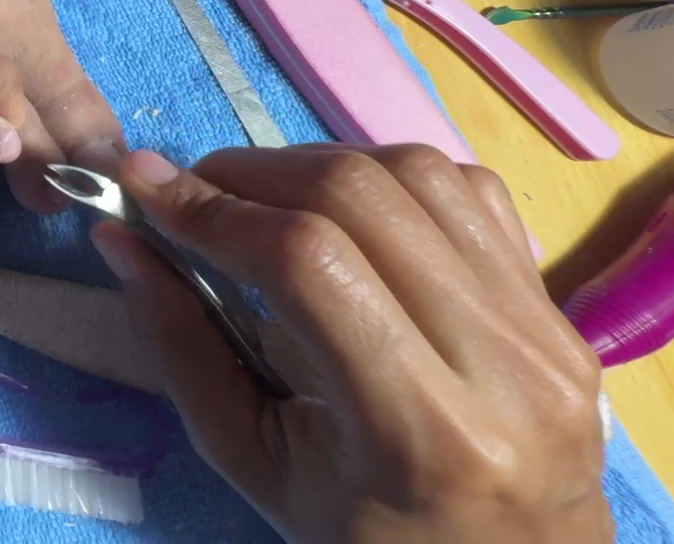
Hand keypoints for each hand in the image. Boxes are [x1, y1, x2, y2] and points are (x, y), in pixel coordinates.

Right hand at [92, 145, 609, 543]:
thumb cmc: (355, 526)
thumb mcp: (239, 451)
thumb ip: (173, 337)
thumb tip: (115, 233)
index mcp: (421, 429)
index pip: (303, 261)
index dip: (207, 208)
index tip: (137, 184)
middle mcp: (506, 364)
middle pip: (355, 196)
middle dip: (244, 173)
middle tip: (189, 195)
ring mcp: (546, 325)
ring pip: (408, 172)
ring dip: (303, 165)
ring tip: (257, 202)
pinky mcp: (558, 301)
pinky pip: (459, 186)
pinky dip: (376, 174)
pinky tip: (336, 213)